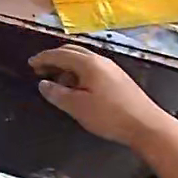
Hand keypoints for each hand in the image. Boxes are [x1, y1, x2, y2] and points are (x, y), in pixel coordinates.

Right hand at [28, 45, 175, 148]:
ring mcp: (111, 68)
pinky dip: (78, 73)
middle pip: (72, 52)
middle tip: (40, 69)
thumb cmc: (110, 116)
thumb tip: (43, 83)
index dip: (43, 58)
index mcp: (88, 63)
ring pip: (82, 60)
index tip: (30, 63)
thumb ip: (57, 94)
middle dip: (54, 58)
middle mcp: (100, 60)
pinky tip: (77, 89)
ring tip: (56, 81)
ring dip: (66, 67)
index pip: (60, 54)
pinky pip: (91, 68)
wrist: (146, 125)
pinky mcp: (118, 78)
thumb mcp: (78, 107)